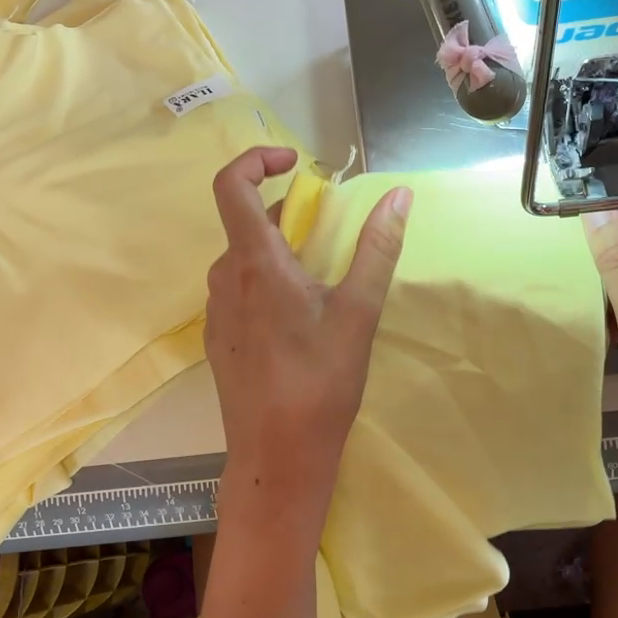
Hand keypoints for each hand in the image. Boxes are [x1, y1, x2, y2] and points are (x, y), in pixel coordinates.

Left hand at [205, 147, 412, 506]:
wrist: (277, 458)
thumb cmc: (320, 381)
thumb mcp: (358, 311)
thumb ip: (377, 248)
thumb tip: (399, 195)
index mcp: (255, 262)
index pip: (231, 184)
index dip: (257, 159)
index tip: (296, 163)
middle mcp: (225, 278)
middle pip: (246, 222)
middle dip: (288, 214)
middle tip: (330, 232)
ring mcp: (217, 311)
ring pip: (245, 258)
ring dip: (281, 249)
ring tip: (323, 280)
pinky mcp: (219, 338)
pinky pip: (240, 289)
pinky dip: (268, 280)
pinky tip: (300, 320)